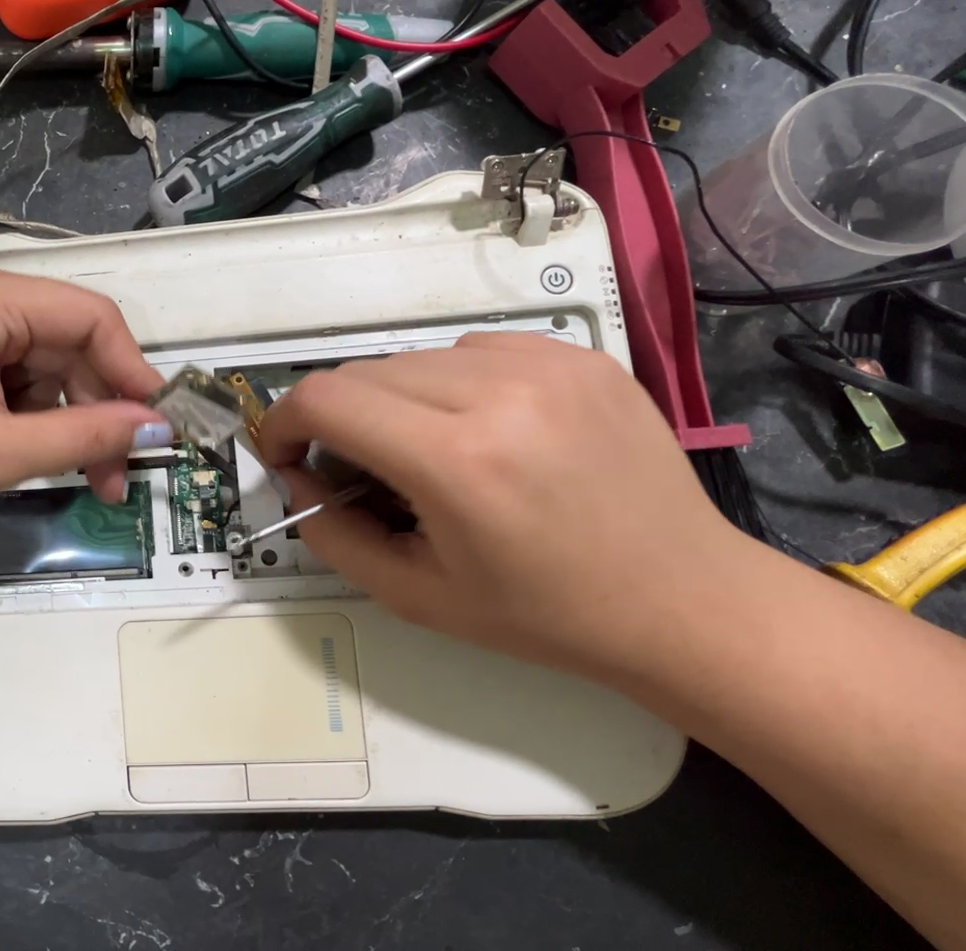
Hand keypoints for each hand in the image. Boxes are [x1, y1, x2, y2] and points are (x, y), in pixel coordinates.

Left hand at [0, 264, 167, 565]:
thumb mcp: (1, 452)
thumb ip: (87, 435)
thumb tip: (157, 427)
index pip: (87, 315)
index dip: (131, 368)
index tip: (159, 423)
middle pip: (66, 341)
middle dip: (99, 407)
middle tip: (122, 471)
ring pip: (42, 363)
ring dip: (70, 419)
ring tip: (91, 477)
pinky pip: (10, 375)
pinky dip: (34, 415)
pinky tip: (43, 455)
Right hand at [258, 331, 760, 674]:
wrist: (684, 601)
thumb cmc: (541, 614)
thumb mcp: (413, 594)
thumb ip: (330, 531)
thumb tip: (295, 472)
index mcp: (456, 460)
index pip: (324, 399)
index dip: (282, 422)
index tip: (285, 455)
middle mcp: (498, 393)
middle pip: (361, 373)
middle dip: (333, 418)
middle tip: (352, 469)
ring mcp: (547, 364)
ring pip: (413, 357)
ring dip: (390, 400)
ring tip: (422, 452)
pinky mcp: (579, 356)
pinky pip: (473, 350)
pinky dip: (449, 384)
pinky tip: (480, 429)